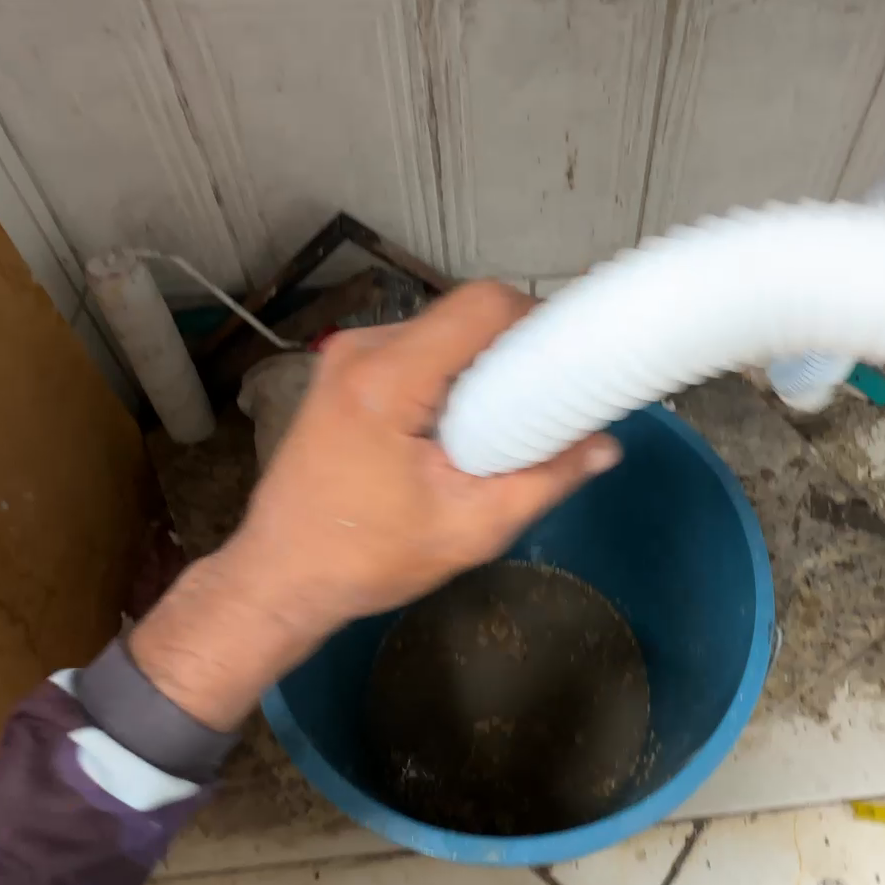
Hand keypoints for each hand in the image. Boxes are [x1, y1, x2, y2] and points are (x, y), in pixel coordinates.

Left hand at [129, 281, 620, 728]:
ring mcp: (344, 358)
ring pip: (439, 332)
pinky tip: (462, 421)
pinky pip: (414, 351)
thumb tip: (606, 447)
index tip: (567, 358)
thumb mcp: (470, 529)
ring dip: (481, 362)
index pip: (480, 307)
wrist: (279, 577)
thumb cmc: (369, 559)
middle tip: (548, 396)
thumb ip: (544, 481)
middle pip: (461, 316)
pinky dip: (450, 372)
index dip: (535, 319)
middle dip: (513, 347)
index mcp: (389, 379)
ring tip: (509, 415)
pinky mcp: (340, 375)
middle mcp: (361, 350)